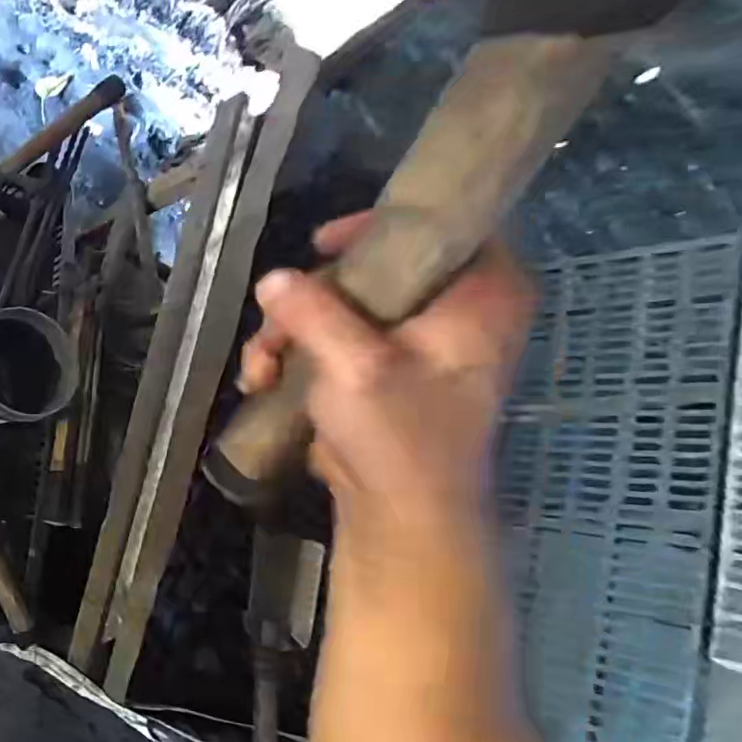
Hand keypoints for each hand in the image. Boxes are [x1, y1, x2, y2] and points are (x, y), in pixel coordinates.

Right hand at [237, 211, 532, 531]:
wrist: (398, 512)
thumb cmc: (400, 436)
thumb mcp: (355, 366)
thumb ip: (313, 314)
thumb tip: (271, 279)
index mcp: (480, 295)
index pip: (441, 229)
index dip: (379, 228)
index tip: (321, 246)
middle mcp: (450, 312)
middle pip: (370, 272)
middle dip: (307, 303)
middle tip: (275, 333)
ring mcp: (408, 345)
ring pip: (337, 309)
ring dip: (288, 336)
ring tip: (261, 370)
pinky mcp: (376, 373)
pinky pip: (329, 342)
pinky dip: (293, 358)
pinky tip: (264, 382)